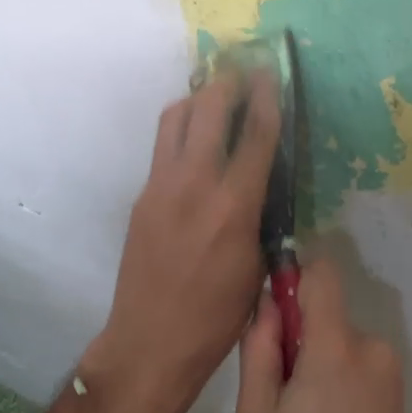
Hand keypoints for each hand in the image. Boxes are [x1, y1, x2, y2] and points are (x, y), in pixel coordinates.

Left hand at [83, 71, 280, 412]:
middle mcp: (195, 184)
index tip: (270, 73)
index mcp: (234, 206)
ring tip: (213, 96)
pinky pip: (162, 147)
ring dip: (197, 99)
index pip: (255, 135)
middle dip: (227, 82)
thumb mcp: (254, 265)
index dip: (267, 97)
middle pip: (209, 109)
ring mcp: (161, 186)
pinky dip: (180, 130)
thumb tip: (262, 180)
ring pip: (175, 119)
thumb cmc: (217, 316)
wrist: (150, 342)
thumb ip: (259, 215)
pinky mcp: (142, 196)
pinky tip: (193, 140)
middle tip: (240, 71)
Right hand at [238, 261, 411, 412]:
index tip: (272, 311)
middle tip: (279, 395)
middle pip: (325, 316)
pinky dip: (336, 382)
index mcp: (336, 346)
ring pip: (339, 344)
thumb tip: (267, 302)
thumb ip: (258, 348)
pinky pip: (356, 366)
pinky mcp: (397, 393)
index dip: (294, 277)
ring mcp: (390, 371)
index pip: (322, 273)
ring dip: (317, 365)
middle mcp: (371, 346)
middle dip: (298, 339)